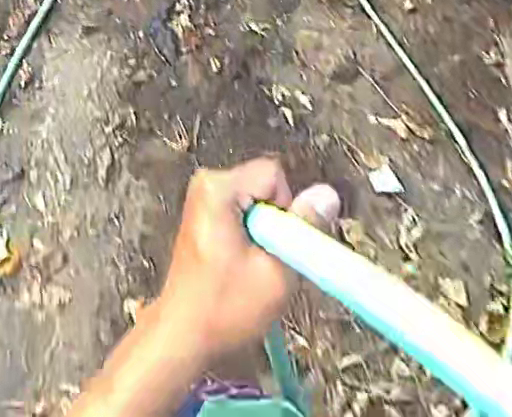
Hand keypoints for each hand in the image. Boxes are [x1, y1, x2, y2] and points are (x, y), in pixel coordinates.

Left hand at [149, 158, 340, 361]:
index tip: (271, 245)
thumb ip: (304, 228)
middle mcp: (207, 181)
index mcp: (218, 187)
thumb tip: (329, 193)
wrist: (181, 336)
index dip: (285, 209)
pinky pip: (242, 207)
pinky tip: (236, 263)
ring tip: (247, 265)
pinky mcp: (203, 210)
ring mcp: (202, 195)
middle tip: (261, 260)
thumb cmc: (225, 309)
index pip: (275, 174)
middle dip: (273, 220)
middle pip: (265, 185)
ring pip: (257, 198)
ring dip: (262, 230)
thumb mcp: (276, 274)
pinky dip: (248, 232)